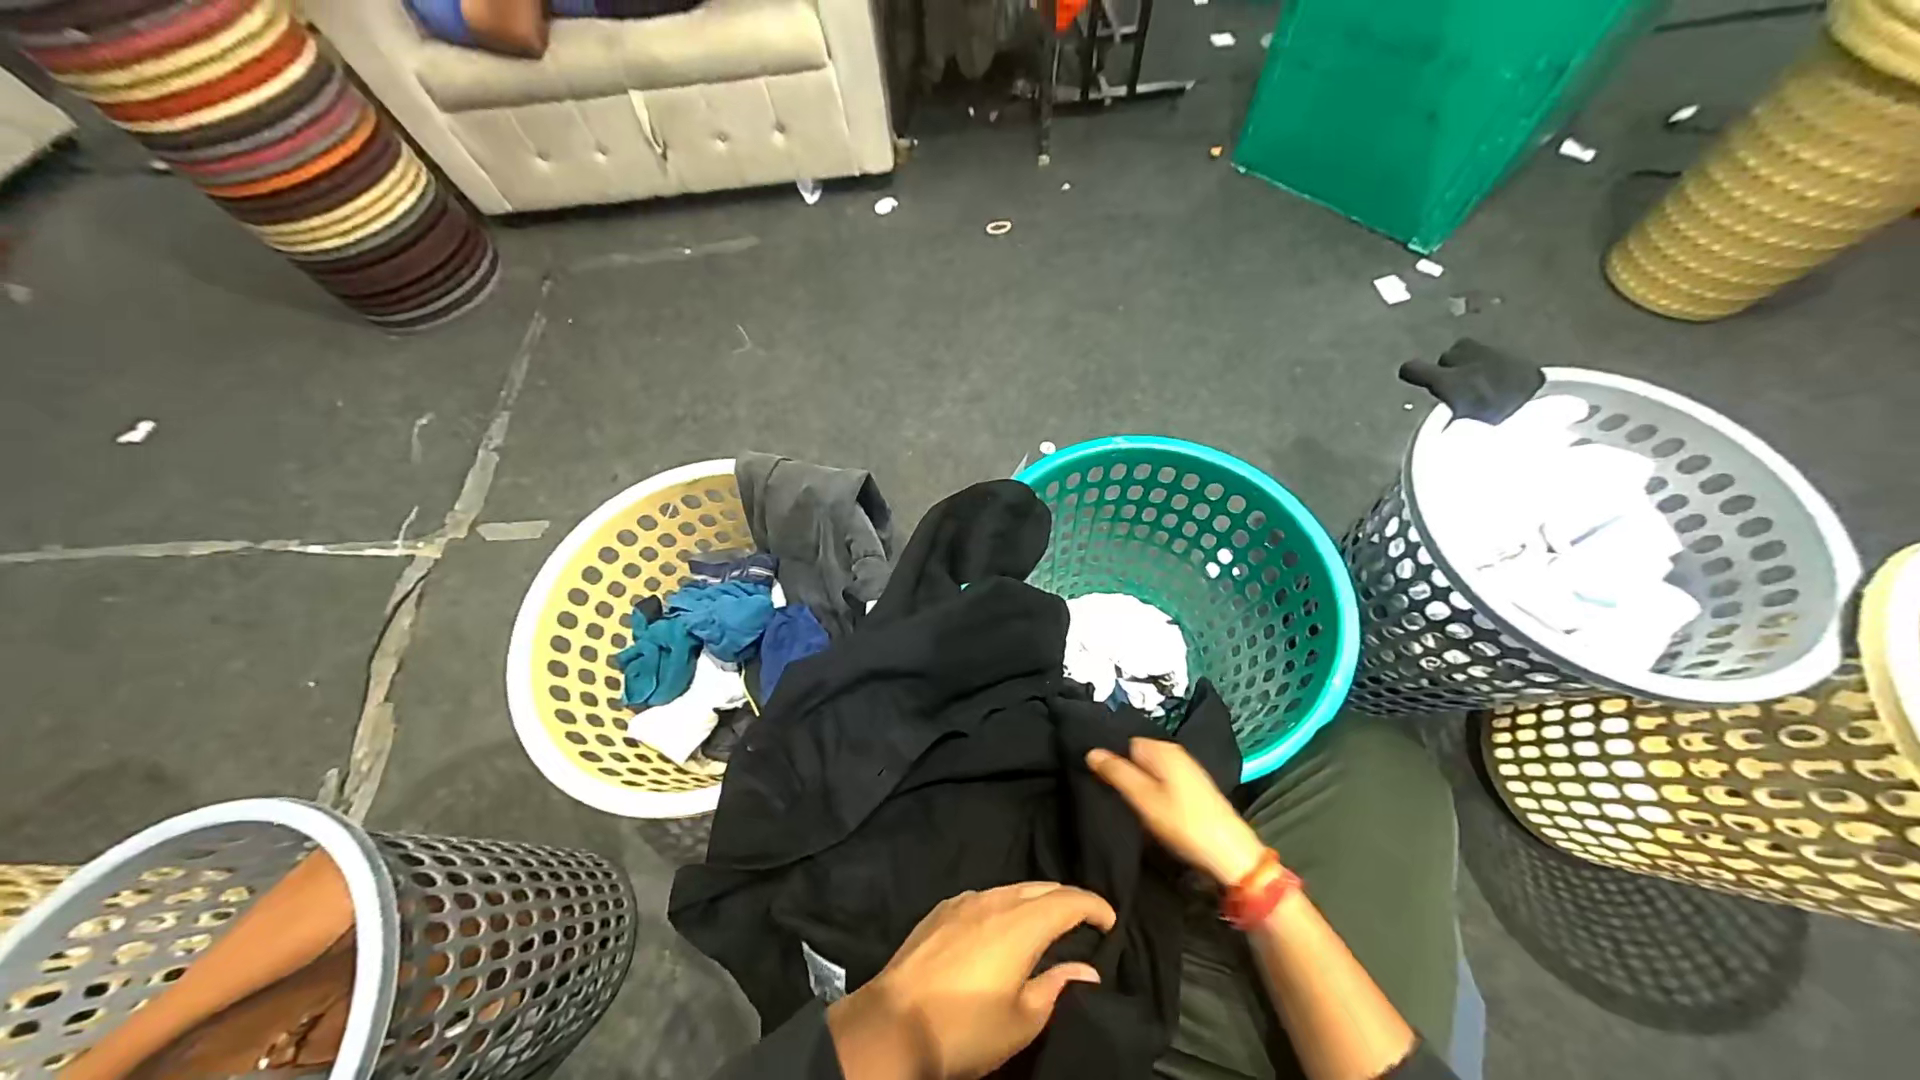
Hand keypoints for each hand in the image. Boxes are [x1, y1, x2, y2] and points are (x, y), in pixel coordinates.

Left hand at [826, 883, 1115, 1079]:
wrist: (893, 1025)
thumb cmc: (965, 1028)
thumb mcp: (1022, 1019)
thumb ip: (1057, 986)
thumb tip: (1085, 970)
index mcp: (1020, 923)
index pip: (1068, 900)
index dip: (1094, 906)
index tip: (1109, 920)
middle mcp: (994, 900)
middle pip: (1041, 887)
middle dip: (1066, 900)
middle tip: (1082, 922)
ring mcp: (963, 901)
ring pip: (1011, 889)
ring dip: (1034, 901)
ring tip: (1045, 924)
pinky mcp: (941, 910)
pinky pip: (984, 897)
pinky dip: (1004, 905)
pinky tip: (1001, 926)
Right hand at [1087, 738, 1266, 886]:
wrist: (1230, 854)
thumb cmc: (1183, 824)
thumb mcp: (1142, 798)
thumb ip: (1116, 772)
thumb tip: (1091, 752)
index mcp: (1163, 749)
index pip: (1125, 743)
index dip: (1113, 763)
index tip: (1105, 785)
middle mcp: (1176, 753)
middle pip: (1138, 757)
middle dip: (1127, 775)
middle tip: (1119, 800)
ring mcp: (1188, 769)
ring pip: (1151, 772)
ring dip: (1141, 788)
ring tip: (1136, 810)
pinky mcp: (1195, 787)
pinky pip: (1164, 782)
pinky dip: (1156, 795)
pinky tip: (1155, 814)